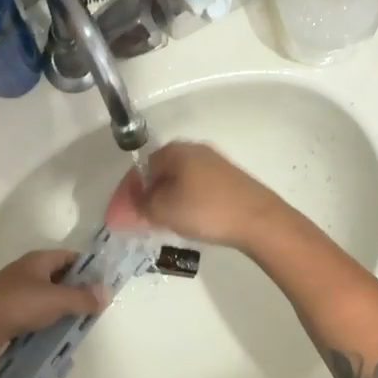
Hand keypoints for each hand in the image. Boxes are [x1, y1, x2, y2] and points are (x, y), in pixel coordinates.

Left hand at [0, 249, 105, 347]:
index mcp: (37, 260)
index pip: (68, 256)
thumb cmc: (21, 304)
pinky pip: (32, 311)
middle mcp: (24, 270)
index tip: (100, 283)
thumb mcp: (58, 300)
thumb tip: (106, 293)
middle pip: (57, 276)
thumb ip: (83, 298)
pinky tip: (51, 332)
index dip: (86, 267)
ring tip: (74, 322)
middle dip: (74, 290)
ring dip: (60, 306)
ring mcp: (13, 289)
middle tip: (91, 306)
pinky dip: (45, 318)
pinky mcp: (5, 309)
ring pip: (44, 295)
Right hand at [104, 142, 285, 247]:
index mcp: (174, 151)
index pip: (139, 169)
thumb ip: (139, 208)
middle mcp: (194, 151)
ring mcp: (213, 165)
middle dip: (144, 198)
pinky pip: (194, 190)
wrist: (258, 220)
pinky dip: (182, 204)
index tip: (118, 218)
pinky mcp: (228, 182)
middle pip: (158, 174)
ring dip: (163, 202)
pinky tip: (184, 221)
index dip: (125, 194)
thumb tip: (120, 210)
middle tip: (136, 223)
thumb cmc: (206, 210)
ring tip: (157, 226)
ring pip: (177, 183)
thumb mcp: (164, 210)